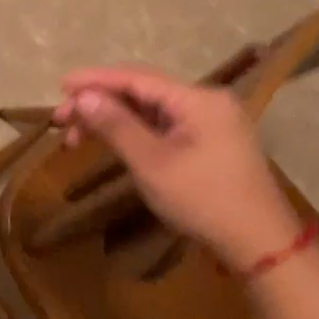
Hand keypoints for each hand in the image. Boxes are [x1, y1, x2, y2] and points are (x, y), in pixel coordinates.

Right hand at [55, 64, 302, 267]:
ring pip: (149, 109)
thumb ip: (116, 125)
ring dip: (111, 118)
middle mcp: (206, 102)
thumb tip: (83, 97)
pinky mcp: (209, 141)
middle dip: (98, 101)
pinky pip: (162, 124)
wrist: (258, 241)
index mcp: (198, 100)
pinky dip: (131, 130)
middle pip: (142, 90)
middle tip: (61, 120)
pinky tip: (109, 141)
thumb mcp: (151, 162)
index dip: (95, 80)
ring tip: (76, 137)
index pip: (137, 78)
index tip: (60, 85)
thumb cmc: (203, 199)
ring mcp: (210, 122)